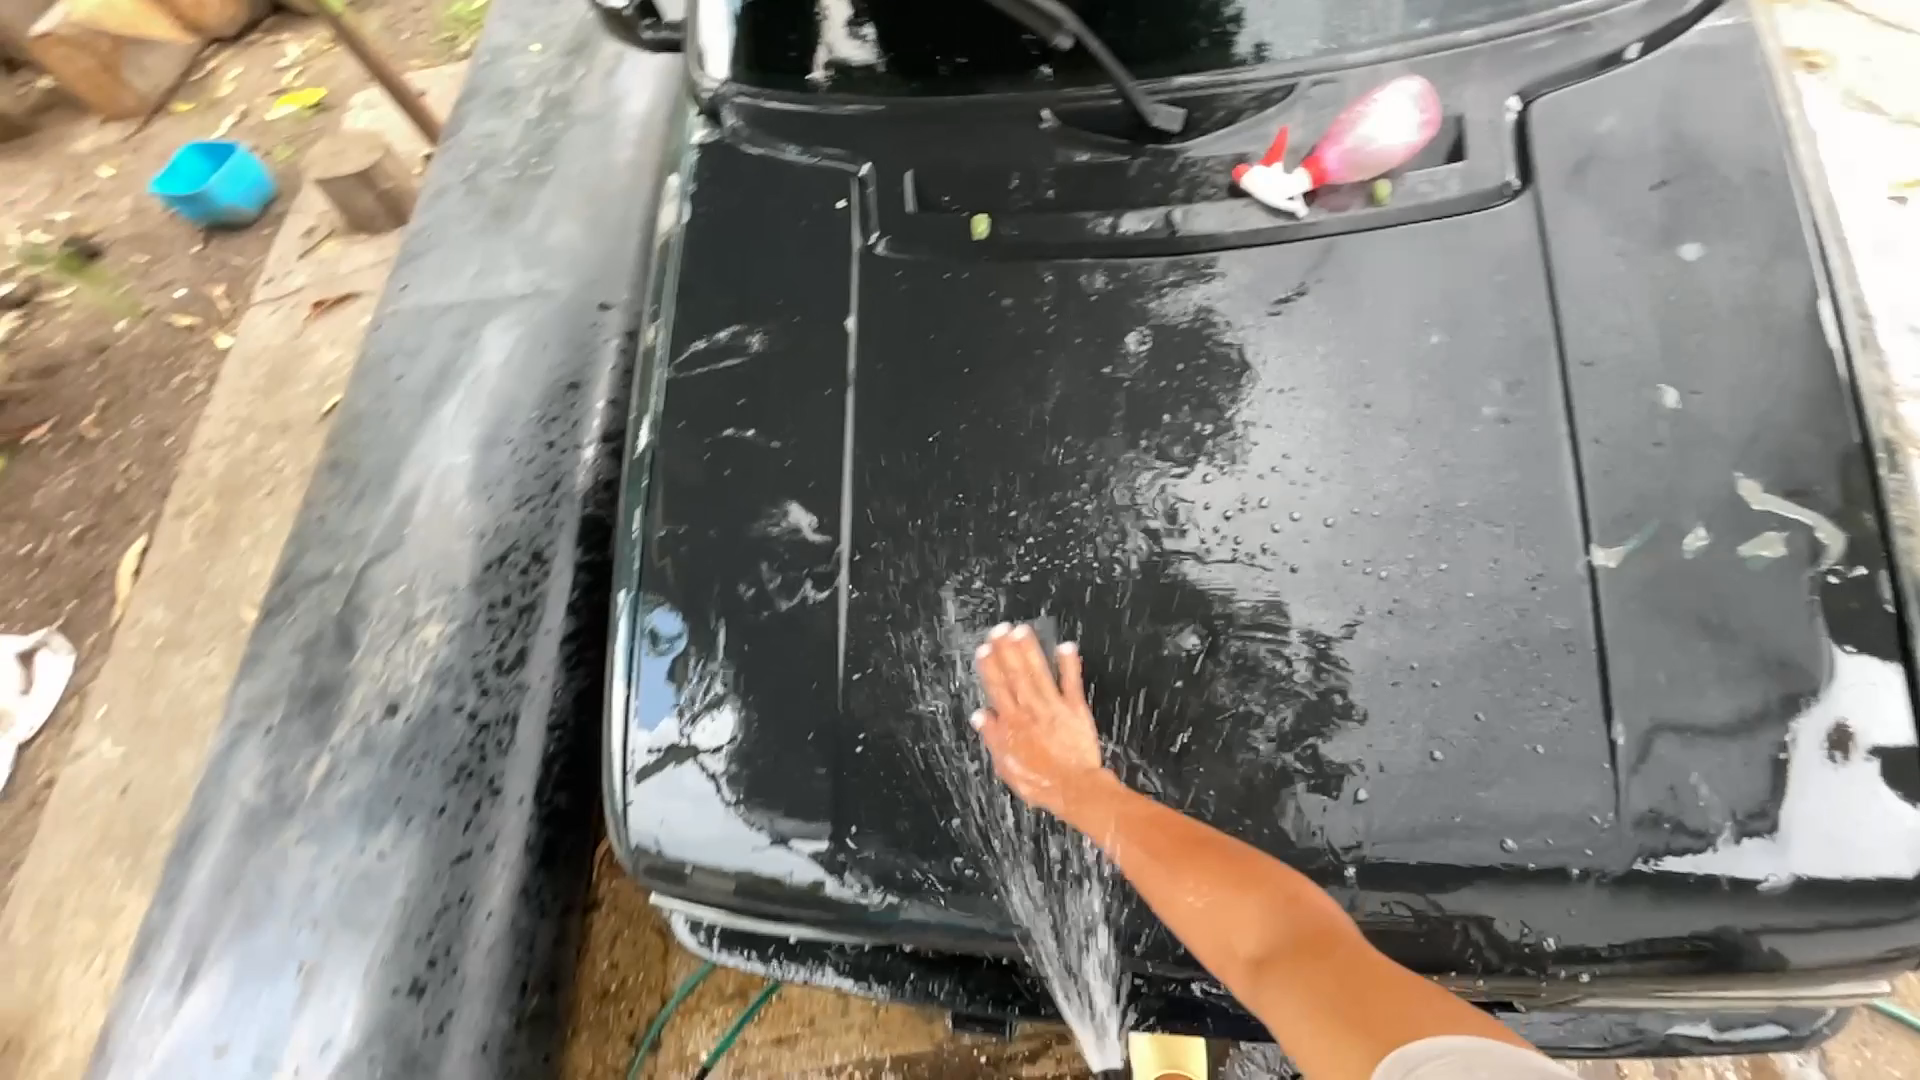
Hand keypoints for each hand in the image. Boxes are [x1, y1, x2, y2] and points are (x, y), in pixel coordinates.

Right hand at [971, 623, 1116, 818]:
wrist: (1074, 789)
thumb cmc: (1040, 782)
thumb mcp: (1006, 766)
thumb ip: (993, 738)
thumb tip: (980, 716)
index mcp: (1012, 723)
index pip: (997, 689)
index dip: (990, 667)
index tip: (984, 648)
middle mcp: (1030, 710)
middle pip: (1015, 674)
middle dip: (1006, 650)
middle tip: (1000, 629)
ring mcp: (1053, 707)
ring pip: (1038, 673)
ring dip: (1030, 650)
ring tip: (1022, 629)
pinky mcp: (1075, 709)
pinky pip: (1071, 682)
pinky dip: (1068, 664)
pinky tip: (1065, 646)